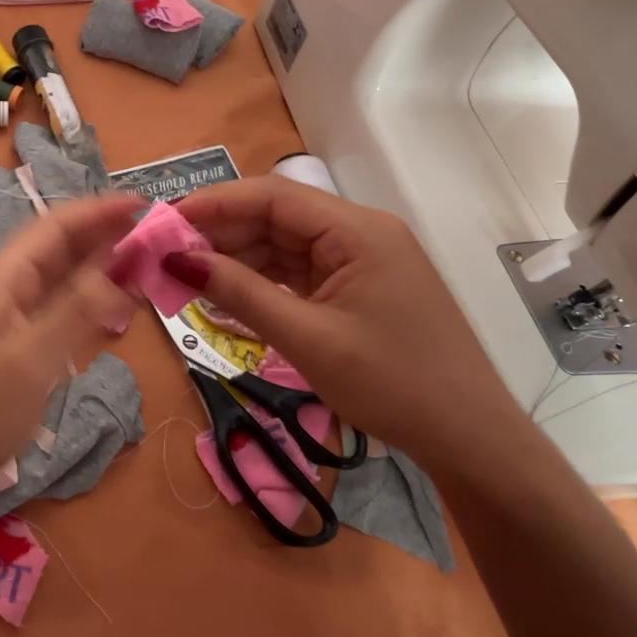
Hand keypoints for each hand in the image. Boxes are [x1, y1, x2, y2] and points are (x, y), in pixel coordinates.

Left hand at [0, 195, 140, 495]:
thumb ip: (78, 308)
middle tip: (154, 235)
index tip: (145, 206)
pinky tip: (111, 306)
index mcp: (2, 276)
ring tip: (142, 263)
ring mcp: (6, 316)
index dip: (100, 211)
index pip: (56, 226)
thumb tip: (119, 264)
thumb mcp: (33, 357)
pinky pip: (54, 308)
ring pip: (59, 278)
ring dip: (98, 267)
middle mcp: (3, 286)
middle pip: (58, 247)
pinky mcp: (12, 345)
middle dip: (103, 235)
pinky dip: (86, 301)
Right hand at [170, 176, 519, 463]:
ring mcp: (361, 258)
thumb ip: (238, 292)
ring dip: (237, 257)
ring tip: (187, 276)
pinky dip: (263, 279)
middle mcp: (360, 231)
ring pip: (284, 242)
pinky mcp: (359, 285)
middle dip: (220, 232)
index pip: (271, 195)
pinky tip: (228, 292)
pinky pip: (300, 269)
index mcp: (356, 229)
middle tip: (166, 255)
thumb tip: (174, 259)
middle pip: (276, 215)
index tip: (164, 223)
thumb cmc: (392, 385)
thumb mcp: (306, 338)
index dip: (213, 204)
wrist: (472, 441)